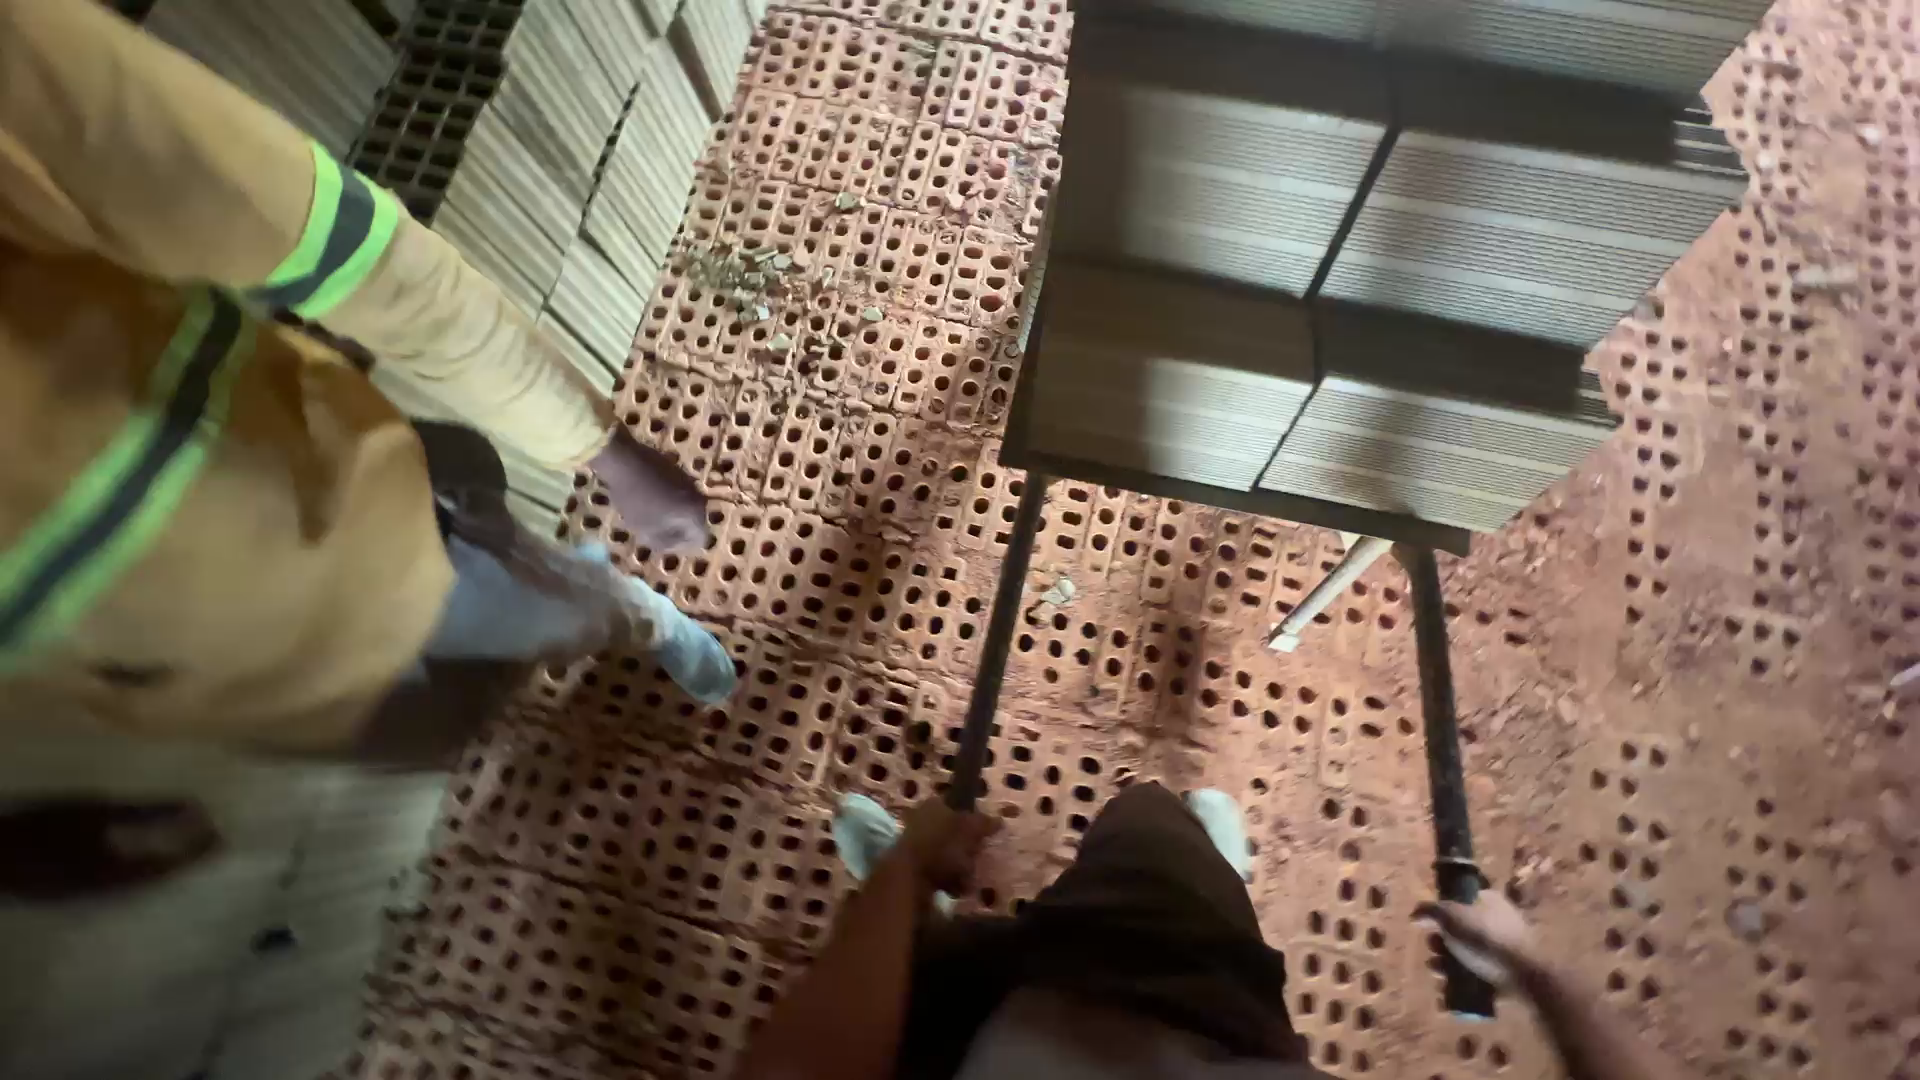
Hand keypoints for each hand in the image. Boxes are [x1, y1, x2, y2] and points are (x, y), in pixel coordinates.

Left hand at [588, 427, 709, 551]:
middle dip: (676, 530)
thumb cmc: (636, 499)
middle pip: (694, 523)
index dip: (680, 547)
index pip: (699, 541)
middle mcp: (699, 499)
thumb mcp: (645, 529)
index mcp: (695, 515)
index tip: (660, 543)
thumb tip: (672, 545)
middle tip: (654, 531)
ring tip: (649, 514)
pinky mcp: (678, 471)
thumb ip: (663, 543)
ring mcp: (690, 483)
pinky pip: (678, 493)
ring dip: (671, 514)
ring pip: (685, 507)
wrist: (624, 460)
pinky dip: (667, 499)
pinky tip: (647, 496)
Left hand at [896, 799, 999, 894]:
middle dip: (967, 849)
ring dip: (960, 869)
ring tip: (967, 879)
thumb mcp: (968, 830)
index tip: (983, 838)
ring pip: (947, 856)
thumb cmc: (940, 846)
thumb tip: (999, 820)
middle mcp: (921, 820)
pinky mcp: (912, 870)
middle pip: (953, 834)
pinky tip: (954, 889)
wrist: (907, 879)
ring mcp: (915, 846)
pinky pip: (938, 874)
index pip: (957, 808)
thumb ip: (983, 824)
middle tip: (977, 859)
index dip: (972, 823)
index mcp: (933, 805)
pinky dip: (948, 882)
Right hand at [1415, 890, 1542, 988]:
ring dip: (1448, 959)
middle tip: (1433, 947)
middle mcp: (1500, 919)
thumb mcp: (1450, 914)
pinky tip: (1449, 984)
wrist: (1527, 975)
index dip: (1441, 908)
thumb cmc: (1486, 936)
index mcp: (1490, 900)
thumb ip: (1429, 910)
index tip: (1430, 921)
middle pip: (1461, 927)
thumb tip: (1415, 914)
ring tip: (1437, 968)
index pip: (1460, 897)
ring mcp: (1507, 948)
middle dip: (1441, 939)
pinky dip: (1464, 978)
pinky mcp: (1509, 972)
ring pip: (1468, 951)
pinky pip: (1480, 972)